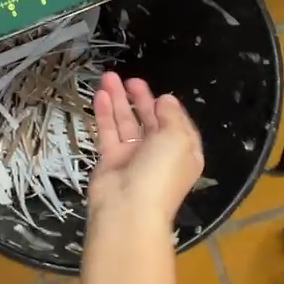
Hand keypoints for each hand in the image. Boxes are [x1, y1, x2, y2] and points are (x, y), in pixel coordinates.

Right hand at [87, 71, 202, 229]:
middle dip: (140, 99)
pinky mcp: (110, 158)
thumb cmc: (160, 172)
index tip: (158, 92)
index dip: (168, 108)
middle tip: (129, 79)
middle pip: (149, 120)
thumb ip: (172, 117)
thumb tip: (166, 100)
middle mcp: (159, 153)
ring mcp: (133, 156)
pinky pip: (108, 131)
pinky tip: (100, 96)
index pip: (177, 124)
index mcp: (183, 152)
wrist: (129, 205)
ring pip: (126, 122)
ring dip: (119, 100)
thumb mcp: (177, 140)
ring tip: (108, 77)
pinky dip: (104, 113)